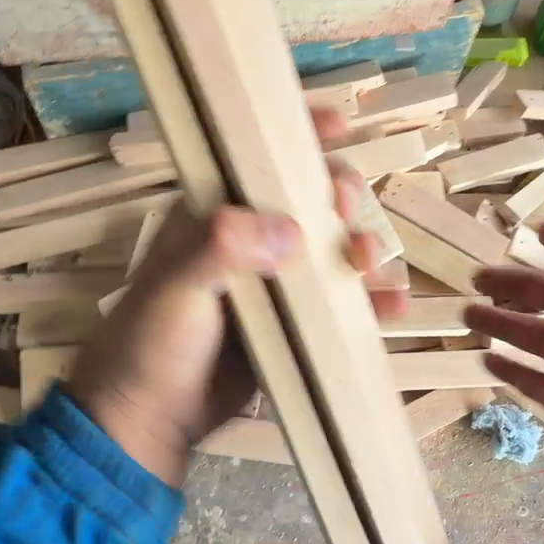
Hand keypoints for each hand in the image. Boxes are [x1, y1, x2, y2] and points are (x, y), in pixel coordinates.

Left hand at [67, 110, 404, 487]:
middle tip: (349, 216)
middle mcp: (249, 240)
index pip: (258, 159)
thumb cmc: (150, 342)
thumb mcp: (175, 287)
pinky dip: (370, 302)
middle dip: (341, 199)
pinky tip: (393, 307)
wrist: (149, 418)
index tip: (338, 125)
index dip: (298, 137)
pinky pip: (341, 304)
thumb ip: (221, 249)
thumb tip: (293, 231)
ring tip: (372, 268)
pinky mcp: (294, 324)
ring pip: (332, 250)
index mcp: (214, 215)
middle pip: (310, 202)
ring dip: (361, 249)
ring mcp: (275, 283)